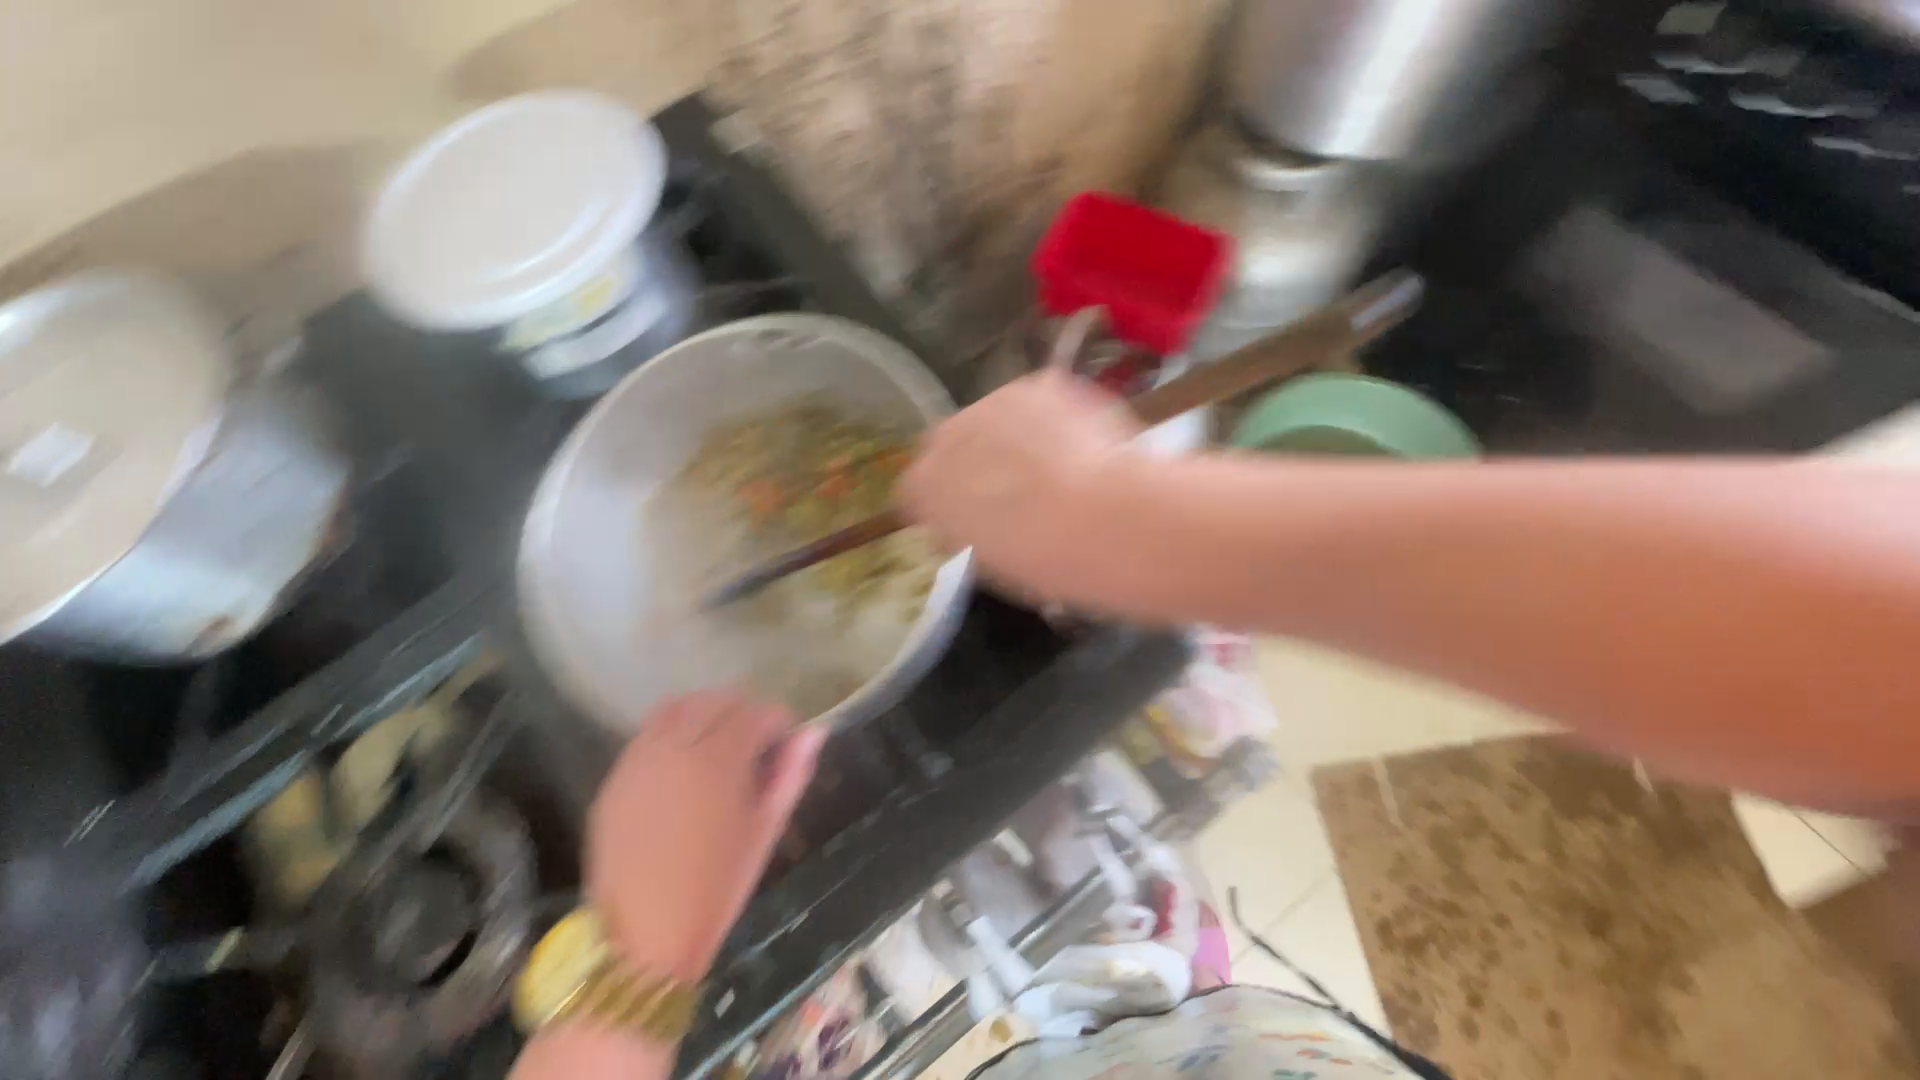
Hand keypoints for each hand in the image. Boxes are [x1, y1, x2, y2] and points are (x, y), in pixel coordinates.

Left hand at [585, 691, 824, 981]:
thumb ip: (791, 774)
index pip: (755, 712)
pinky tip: (684, 767)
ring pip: (678, 707)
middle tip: (756, 748)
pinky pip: (648, 733)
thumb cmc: (717, 888)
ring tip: (719, 749)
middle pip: (716, 701)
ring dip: (705, 715)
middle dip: (743, 714)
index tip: (784, 745)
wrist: (643, 936)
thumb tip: (814, 731)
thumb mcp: (764, 831)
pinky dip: (673, 733)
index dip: (777, 722)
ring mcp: (639, 759)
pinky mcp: (615, 777)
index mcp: (718, 760)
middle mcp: (675, 747)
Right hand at [900, 370, 1142, 603]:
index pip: (916, 488)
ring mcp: (993, 401)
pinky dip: (1049, 417)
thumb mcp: (987, 560)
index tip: (966, 518)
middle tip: (1009, 490)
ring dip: (1011, 435)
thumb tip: (973, 526)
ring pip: (994, 417)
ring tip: (1048, 465)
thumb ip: (967, 533)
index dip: (943, 502)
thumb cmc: (1039, 559)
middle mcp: (946, 435)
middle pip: (950, 443)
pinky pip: (1036, 401)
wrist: (1097, 518)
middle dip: (972, 461)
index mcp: (924, 486)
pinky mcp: (1040, 384)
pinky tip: (1073, 443)